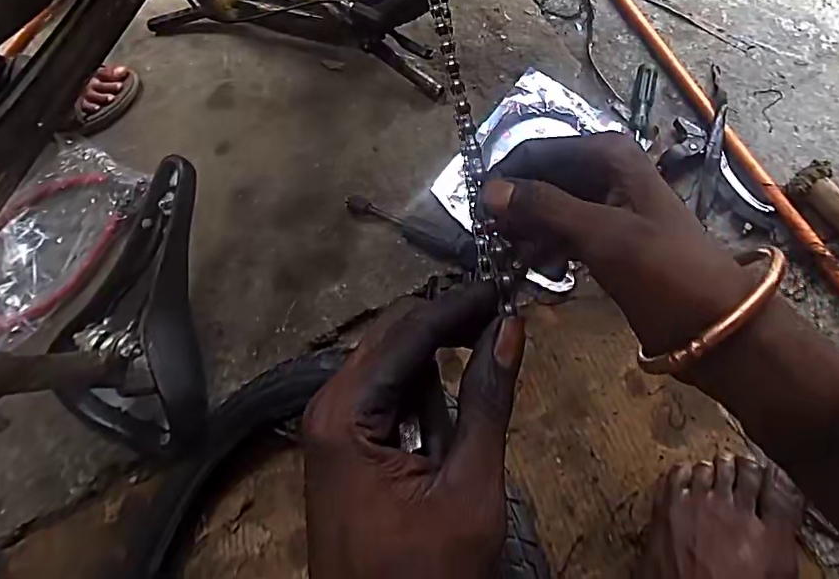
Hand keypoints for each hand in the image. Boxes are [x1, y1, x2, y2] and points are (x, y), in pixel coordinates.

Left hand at [302, 281, 526, 578]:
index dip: (459, 307)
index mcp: (345, 413)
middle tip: (499, 325)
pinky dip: (426, 403)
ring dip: (439, 377)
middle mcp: (330, 406)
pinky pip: (393, 396)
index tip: (499, 289)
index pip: (411, 332)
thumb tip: (508, 327)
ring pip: (399, 365)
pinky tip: (441, 441)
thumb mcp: (468, 488)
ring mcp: (335, 424)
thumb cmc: (424, 578)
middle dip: (450, 333)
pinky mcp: (347, 442)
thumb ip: (488, 399)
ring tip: (462, 414)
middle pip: (400, 340)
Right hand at [482, 132, 757, 355]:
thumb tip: (490, 191)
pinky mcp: (607, 238)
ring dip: (525, 228)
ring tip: (502, 255)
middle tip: (485, 238)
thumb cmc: (666, 272)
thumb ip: (544, 207)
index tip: (475, 210)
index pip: (537, 151)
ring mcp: (607, 205)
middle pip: (542, 176)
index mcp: (609, 153)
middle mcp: (606, 170)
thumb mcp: (603, 234)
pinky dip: (543, 245)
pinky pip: (562, 231)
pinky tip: (527, 266)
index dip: (506, 176)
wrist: (720, 328)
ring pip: (549, 205)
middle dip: (514, 204)